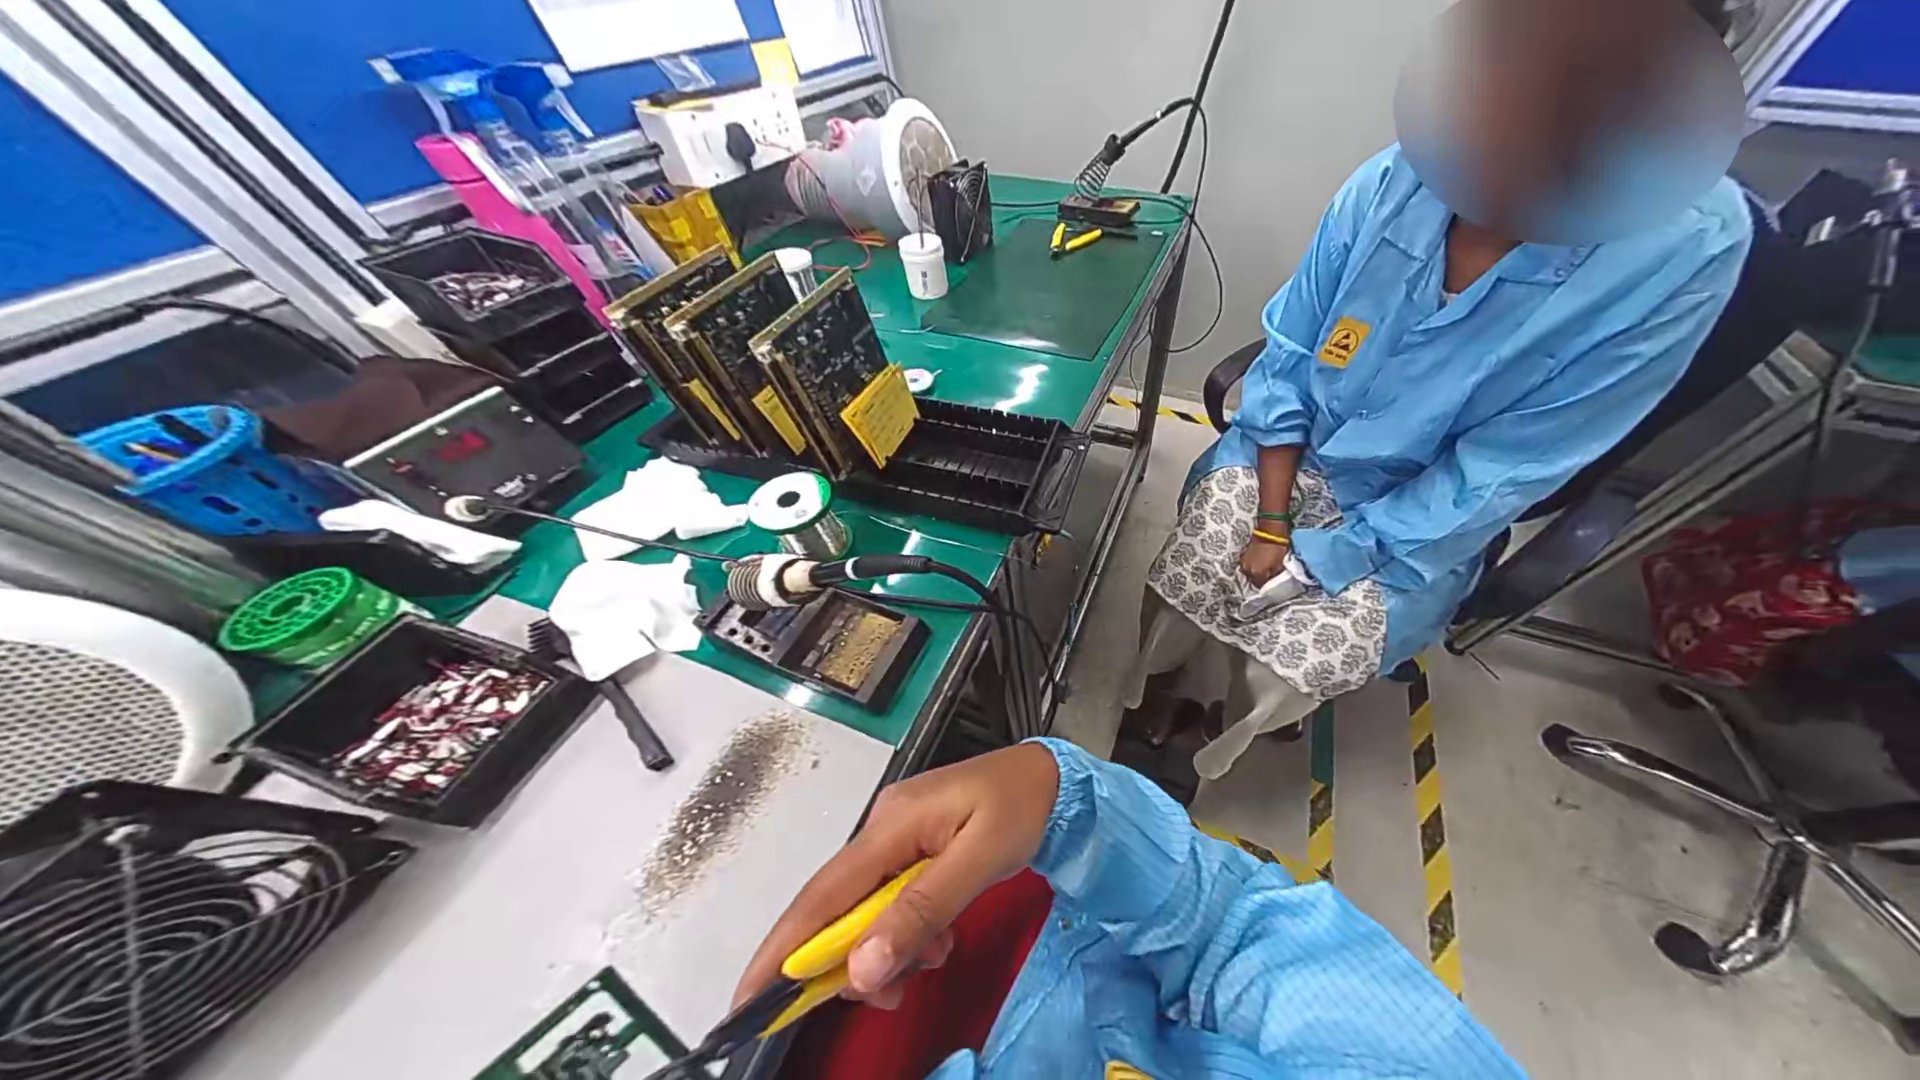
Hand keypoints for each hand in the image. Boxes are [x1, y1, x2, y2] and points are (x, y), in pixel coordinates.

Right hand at [731, 743, 1059, 1011]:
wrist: (1050, 776)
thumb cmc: (1019, 808)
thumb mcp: (978, 861)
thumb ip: (922, 910)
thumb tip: (862, 966)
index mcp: (891, 825)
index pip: (823, 893)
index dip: (782, 947)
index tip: (747, 1000)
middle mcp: (882, 827)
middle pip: (839, 903)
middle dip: (847, 957)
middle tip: (883, 995)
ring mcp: (896, 833)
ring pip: (867, 906)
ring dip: (888, 945)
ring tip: (932, 960)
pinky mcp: (914, 843)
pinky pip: (892, 896)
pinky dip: (906, 928)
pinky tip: (938, 937)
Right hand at [1239, 536, 1290, 586]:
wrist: (1269, 532)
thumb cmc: (1277, 549)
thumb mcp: (1280, 565)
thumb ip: (1276, 577)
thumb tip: (1275, 583)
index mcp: (1257, 574)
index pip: (1261, 587)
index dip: (1268, 586)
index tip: (1274, 584)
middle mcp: (1247, 570)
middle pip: (1254, 580)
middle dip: (1261, 580)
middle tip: (1269, 577)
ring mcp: (1243, 563)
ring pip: (1250, 573)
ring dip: (1256, 573)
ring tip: (1264, 570)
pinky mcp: (1243, 556)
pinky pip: (1248, 566)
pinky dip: (1253, 566)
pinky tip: (1259, 563)